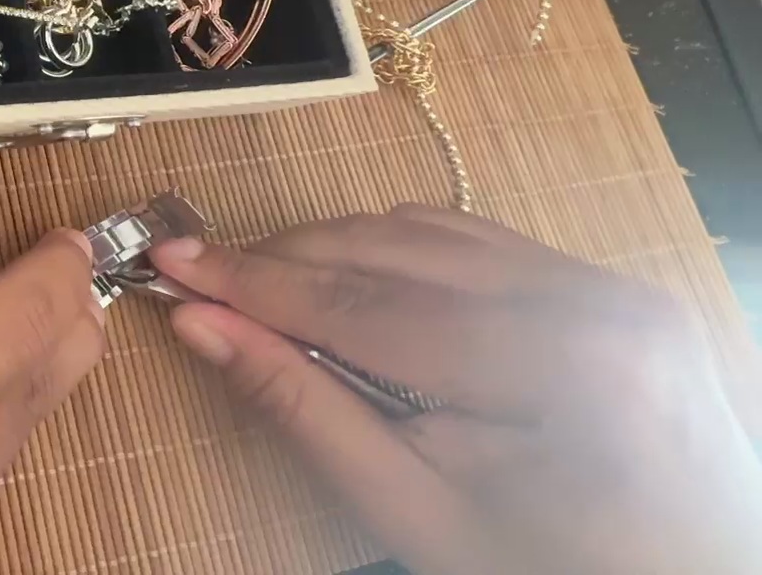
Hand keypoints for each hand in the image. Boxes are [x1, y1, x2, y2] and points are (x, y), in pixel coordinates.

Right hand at [150, 204, 761, 574]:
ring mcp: (602, 281)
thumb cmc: (543, 567)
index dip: (246, 280)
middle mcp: (589, 297)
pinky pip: (458, 235)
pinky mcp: (598, 280)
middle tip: (202, 281)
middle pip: (380, 250)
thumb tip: (194, 321)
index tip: (167, 259)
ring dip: (325, 253)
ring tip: (271, 293)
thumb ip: (295, 400)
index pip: (355, 303)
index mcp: (554, 365)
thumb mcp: (405, 503)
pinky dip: (385, 250)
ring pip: (410, 230)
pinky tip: (356, 287)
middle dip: (279, 263)